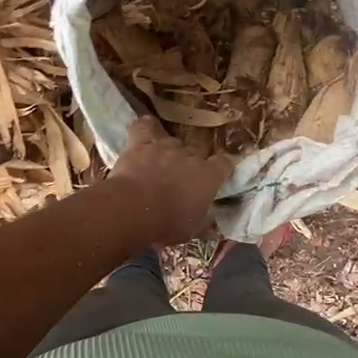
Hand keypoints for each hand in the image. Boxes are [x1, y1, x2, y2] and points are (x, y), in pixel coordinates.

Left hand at [107, 116, 234, 246]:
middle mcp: (191, 155)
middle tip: (181, 179)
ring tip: (160, 165)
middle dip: (191, 163)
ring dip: (169, 152)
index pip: (224, 163)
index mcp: (209, 176)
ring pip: (173, 142)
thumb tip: (212, 223)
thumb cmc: (168, 223)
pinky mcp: (140, 143)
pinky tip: (146, 128)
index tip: (219, 172)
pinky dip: (146, 127)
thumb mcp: (192, 230)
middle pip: (196, 152)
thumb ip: (205, 222)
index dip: (222, 166)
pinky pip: (145, 127)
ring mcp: (165, 146)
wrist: (133, 210)